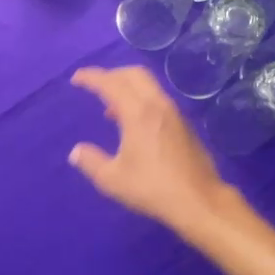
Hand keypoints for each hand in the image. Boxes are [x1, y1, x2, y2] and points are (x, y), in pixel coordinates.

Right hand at [68, 66, 232, 232]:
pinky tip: (133, 124)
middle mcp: (158, 105)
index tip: (76, 78)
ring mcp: (174, 114)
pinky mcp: (184, 125)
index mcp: (138, 113)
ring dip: (127, 88)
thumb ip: (90, 161)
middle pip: (134, 74)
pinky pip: (158, 100)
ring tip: (110, 108)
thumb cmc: (152, 188)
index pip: (111, 84)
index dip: (91, 77)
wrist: (198, 200)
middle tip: (95, 86)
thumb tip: (76, 152)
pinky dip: (141, 100)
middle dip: (111, 74)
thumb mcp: (112, 179)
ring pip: (149, 86)